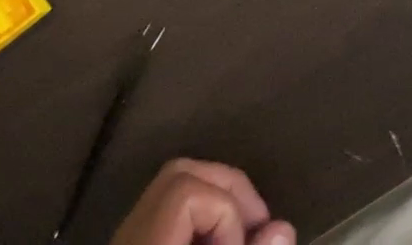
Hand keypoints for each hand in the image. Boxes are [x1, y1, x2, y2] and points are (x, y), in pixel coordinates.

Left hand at [108, 159, 293, 244]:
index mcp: (147, 238)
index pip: (185, 191)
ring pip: (172, 188)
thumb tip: (283, 228)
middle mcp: (130, 230)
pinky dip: (200, 217)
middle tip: (255, 227)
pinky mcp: (135, 241)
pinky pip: (167, 212)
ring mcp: (128, 233)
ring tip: (242, 234)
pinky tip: (219, 240)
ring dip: (217, 200)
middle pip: (178, 173)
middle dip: (226, 190)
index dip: (225, 212)